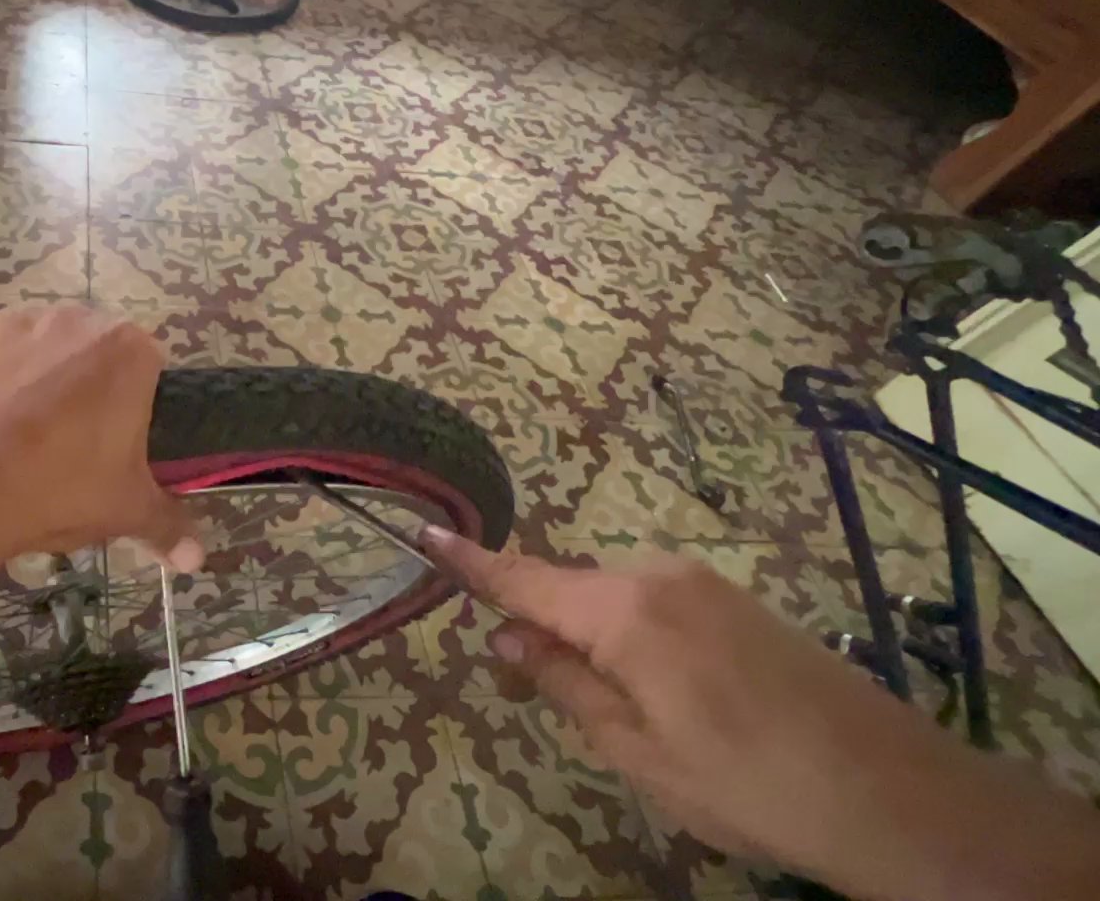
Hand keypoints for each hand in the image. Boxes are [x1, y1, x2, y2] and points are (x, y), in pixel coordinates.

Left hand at [0, 306, 200, 581]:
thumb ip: (167, 524)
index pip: (147, 367)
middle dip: (84, 389)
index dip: (132, 407)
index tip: (113, 445)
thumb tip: (196, 557)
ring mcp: (10, 322)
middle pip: (90, 352)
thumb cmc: (55, 491)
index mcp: (126, 349)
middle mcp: (71, 319)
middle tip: (67, 447)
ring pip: (36, 350)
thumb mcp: (124, 512)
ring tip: (13, 442)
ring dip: (34, 381)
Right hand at [421, 527, 1099, 900]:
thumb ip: (561, 681)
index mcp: (620, 613)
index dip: (467, 560)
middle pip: (564, 587)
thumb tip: (504, 638)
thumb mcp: (635, 750)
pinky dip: (629, 630)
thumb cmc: (749, 784)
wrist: (909, 800)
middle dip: (540, 624)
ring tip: (626, 705)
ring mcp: (698, 581)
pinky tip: (670, 689)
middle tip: (543, 686)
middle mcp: (653, 576)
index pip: (520, 578)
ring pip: (607, 595)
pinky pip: (649, 600)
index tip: (422, 532)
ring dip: (590, 633)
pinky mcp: (731, 596)